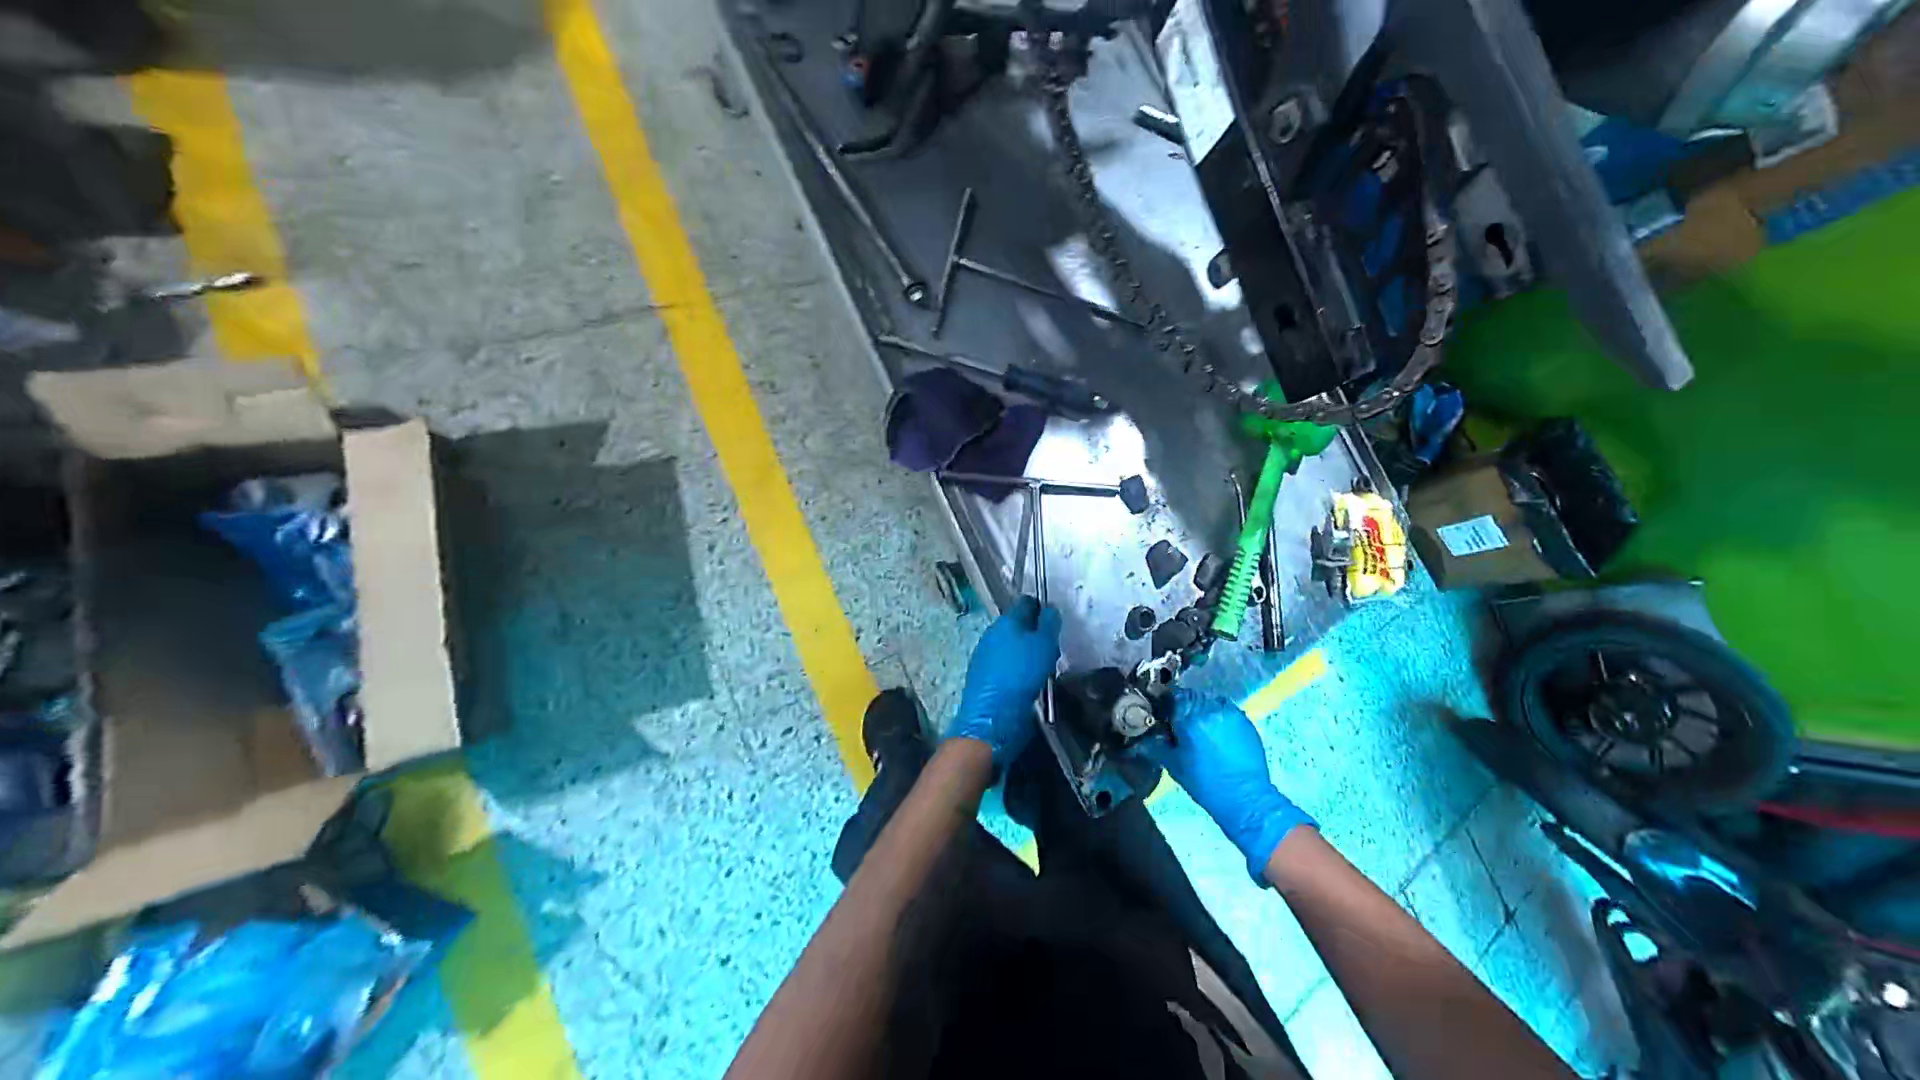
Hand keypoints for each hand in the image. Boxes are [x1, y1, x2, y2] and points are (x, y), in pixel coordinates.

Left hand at [946, 596, 1060, 768]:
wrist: (993, 716)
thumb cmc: (1021, 675)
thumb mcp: (1044, 646)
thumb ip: (1049, 624)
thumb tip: (1050, 609)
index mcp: (1005, 621)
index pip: (1024, 603)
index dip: (1040, 606)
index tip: (1054, 616)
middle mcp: (991, 635)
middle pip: (1017, 625)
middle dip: (1034, 631)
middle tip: (1053, 643)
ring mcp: (984, 657)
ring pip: (1011, 646)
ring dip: (1026, 652)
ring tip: (1045, 664)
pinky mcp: (984, 678)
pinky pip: (1006, 665)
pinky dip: (1018, 669)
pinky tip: (1030, 681)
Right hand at [1142, 689, 1314, 881]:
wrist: (1245, 799)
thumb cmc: (1205, 784)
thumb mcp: (1173, 764)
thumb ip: (1156, 743)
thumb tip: (1144, 735)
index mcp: (1192, 717)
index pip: (1174, 696)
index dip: (1167, 706)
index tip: (1166, 718)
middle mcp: (1213, 709)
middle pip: (1193, 697)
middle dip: (1186, 709)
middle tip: (1183, 728)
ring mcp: (1232, 714)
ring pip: (1210, 702)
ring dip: (1203, 712)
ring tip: (1201, 733)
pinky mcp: (1246, 722)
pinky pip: (1226, 712)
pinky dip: (1219, 719)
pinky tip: (1217, 737)